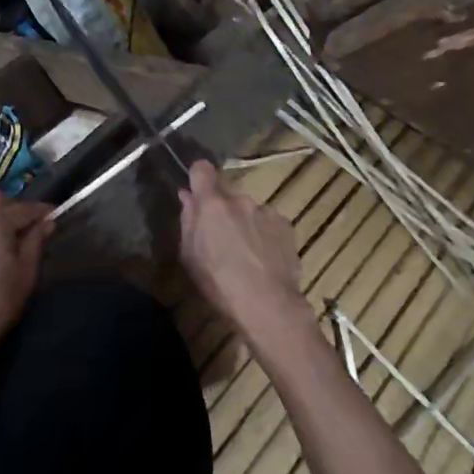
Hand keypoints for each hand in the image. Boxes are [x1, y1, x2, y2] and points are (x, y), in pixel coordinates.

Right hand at [179, 160, 311, 339]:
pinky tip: (265, 257)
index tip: (198, 190)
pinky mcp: (286, 224)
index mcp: (213, 205)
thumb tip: (187, 196)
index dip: (198, 176)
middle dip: (223, 210)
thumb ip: (188, 220)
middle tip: (222, 238)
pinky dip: (265, 234)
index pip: (202, 170)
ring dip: (246, 223)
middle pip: (228, 195)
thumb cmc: (219, 284)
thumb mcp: (190, 256)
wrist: (267, 303)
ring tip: (247, 254)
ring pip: (250, 210)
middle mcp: (241, 200)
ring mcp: (266, 211)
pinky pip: (269, 222)